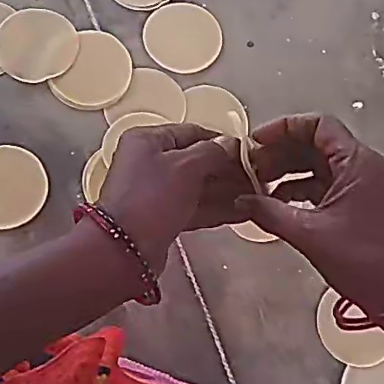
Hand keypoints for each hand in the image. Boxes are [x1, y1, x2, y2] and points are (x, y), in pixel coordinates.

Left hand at [99, 123, 247, 270]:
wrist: (126, 250)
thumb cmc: (152, 198)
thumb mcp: (186, 167)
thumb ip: (212, 152)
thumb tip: (231, 143)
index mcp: (147, 140)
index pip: (192, 132)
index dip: (222, 141)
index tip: (248, 152)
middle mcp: (149, 162)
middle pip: (196, 161)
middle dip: (227, 169)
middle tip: (257, 176)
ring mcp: (155, 192)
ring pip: (197, 186)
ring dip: (226, 190)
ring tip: (257, 194)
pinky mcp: (162, 217)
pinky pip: (194, 207)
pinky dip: (216, 208)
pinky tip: (243, 211)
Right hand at [238, 114, 383, 313]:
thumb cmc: (364, 262)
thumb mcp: (308, 234)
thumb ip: (269, 212)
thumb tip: (242, 201)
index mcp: (359, 164)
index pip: (319, 126)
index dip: (285, 128)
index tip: (259, 140)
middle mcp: (364, 167)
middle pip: (317, 142)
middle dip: (282, 151)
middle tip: (252, 164)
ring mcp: (362, 184)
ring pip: (319, 163)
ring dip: (288, 170)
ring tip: (258, 182)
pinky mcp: (357, 202)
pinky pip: (324, 183)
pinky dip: (300, 187)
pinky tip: (276, 200)